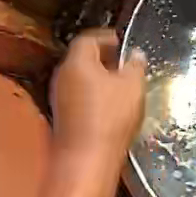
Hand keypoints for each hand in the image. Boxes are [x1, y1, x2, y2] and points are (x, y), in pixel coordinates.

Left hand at [50, 29, 147, 160]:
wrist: (87, 159)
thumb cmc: (111, 117)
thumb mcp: (132, 86)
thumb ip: (135, 65)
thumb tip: (136, 54)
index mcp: (77, 62)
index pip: (88, 38)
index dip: (106, 37)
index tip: (122, 42)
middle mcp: (63, 76)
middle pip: (82, 58)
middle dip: (103, 57)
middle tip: (124, 62)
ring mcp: (59, 98)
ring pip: (80, 78)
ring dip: (99, 78)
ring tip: (121, 85)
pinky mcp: (63, 117)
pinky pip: (79, 96)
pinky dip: (93, 94)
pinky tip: (110, 106)